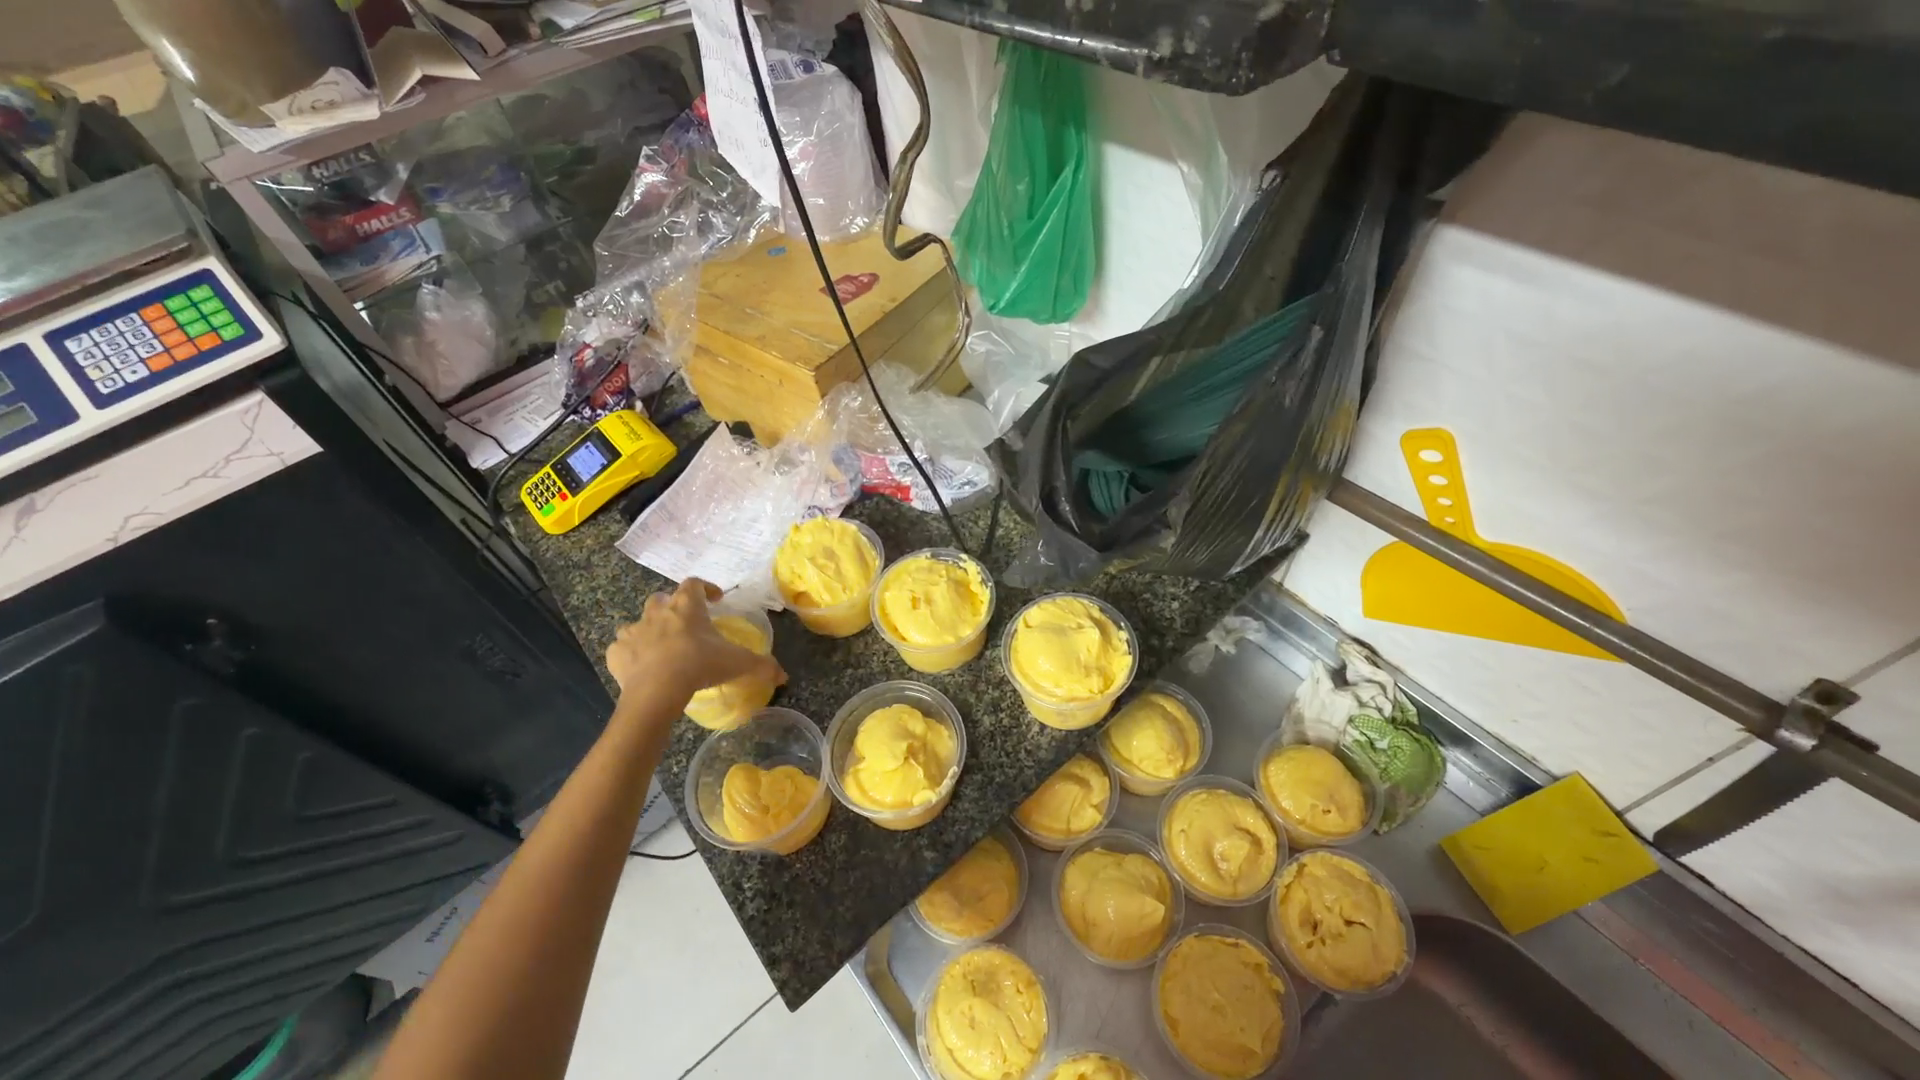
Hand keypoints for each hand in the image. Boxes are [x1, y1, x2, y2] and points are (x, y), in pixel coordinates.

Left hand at [604, 578, 786, 710]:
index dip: (705, 588)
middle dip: (671, 607)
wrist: (656, 690)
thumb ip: (762, 666)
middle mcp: (656, 612)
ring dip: (648, 630)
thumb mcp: (738, 664)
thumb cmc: (699, 665)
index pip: (694, 583)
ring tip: (661, 648)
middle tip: (685, 625)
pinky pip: (621, 649)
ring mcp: (633, 632)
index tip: (715, 599)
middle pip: (661, 599)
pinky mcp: (616, 653)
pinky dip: (630, 655)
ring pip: (638, 623)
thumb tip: (783, 675)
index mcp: (685, 607)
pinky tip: (640, 667)